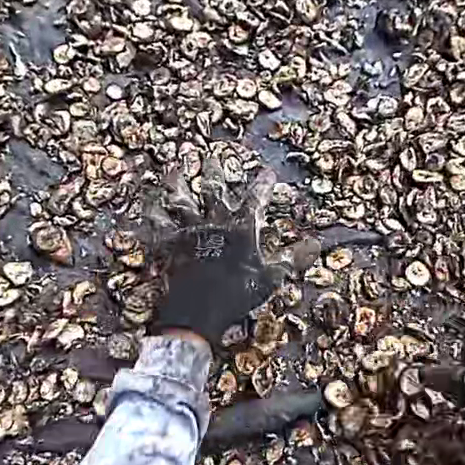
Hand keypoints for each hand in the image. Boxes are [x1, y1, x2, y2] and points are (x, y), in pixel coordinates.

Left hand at [151, 163, 282, 344]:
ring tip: (175, 167)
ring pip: (183, 200)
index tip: (267, 172)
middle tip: (211, 154)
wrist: (199, 309)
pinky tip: (148, 203)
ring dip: (179, 183)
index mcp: (240, 228)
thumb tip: (317, 244)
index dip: (263, 185)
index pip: (255, 200)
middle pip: (215, 190)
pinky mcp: (170, 243)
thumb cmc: (237, 294)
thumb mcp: (271, 278)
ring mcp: (189, 231)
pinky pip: (159, 224)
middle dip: (215, 170)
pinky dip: (154, 213)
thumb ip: (292, 259)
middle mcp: (214, 222)